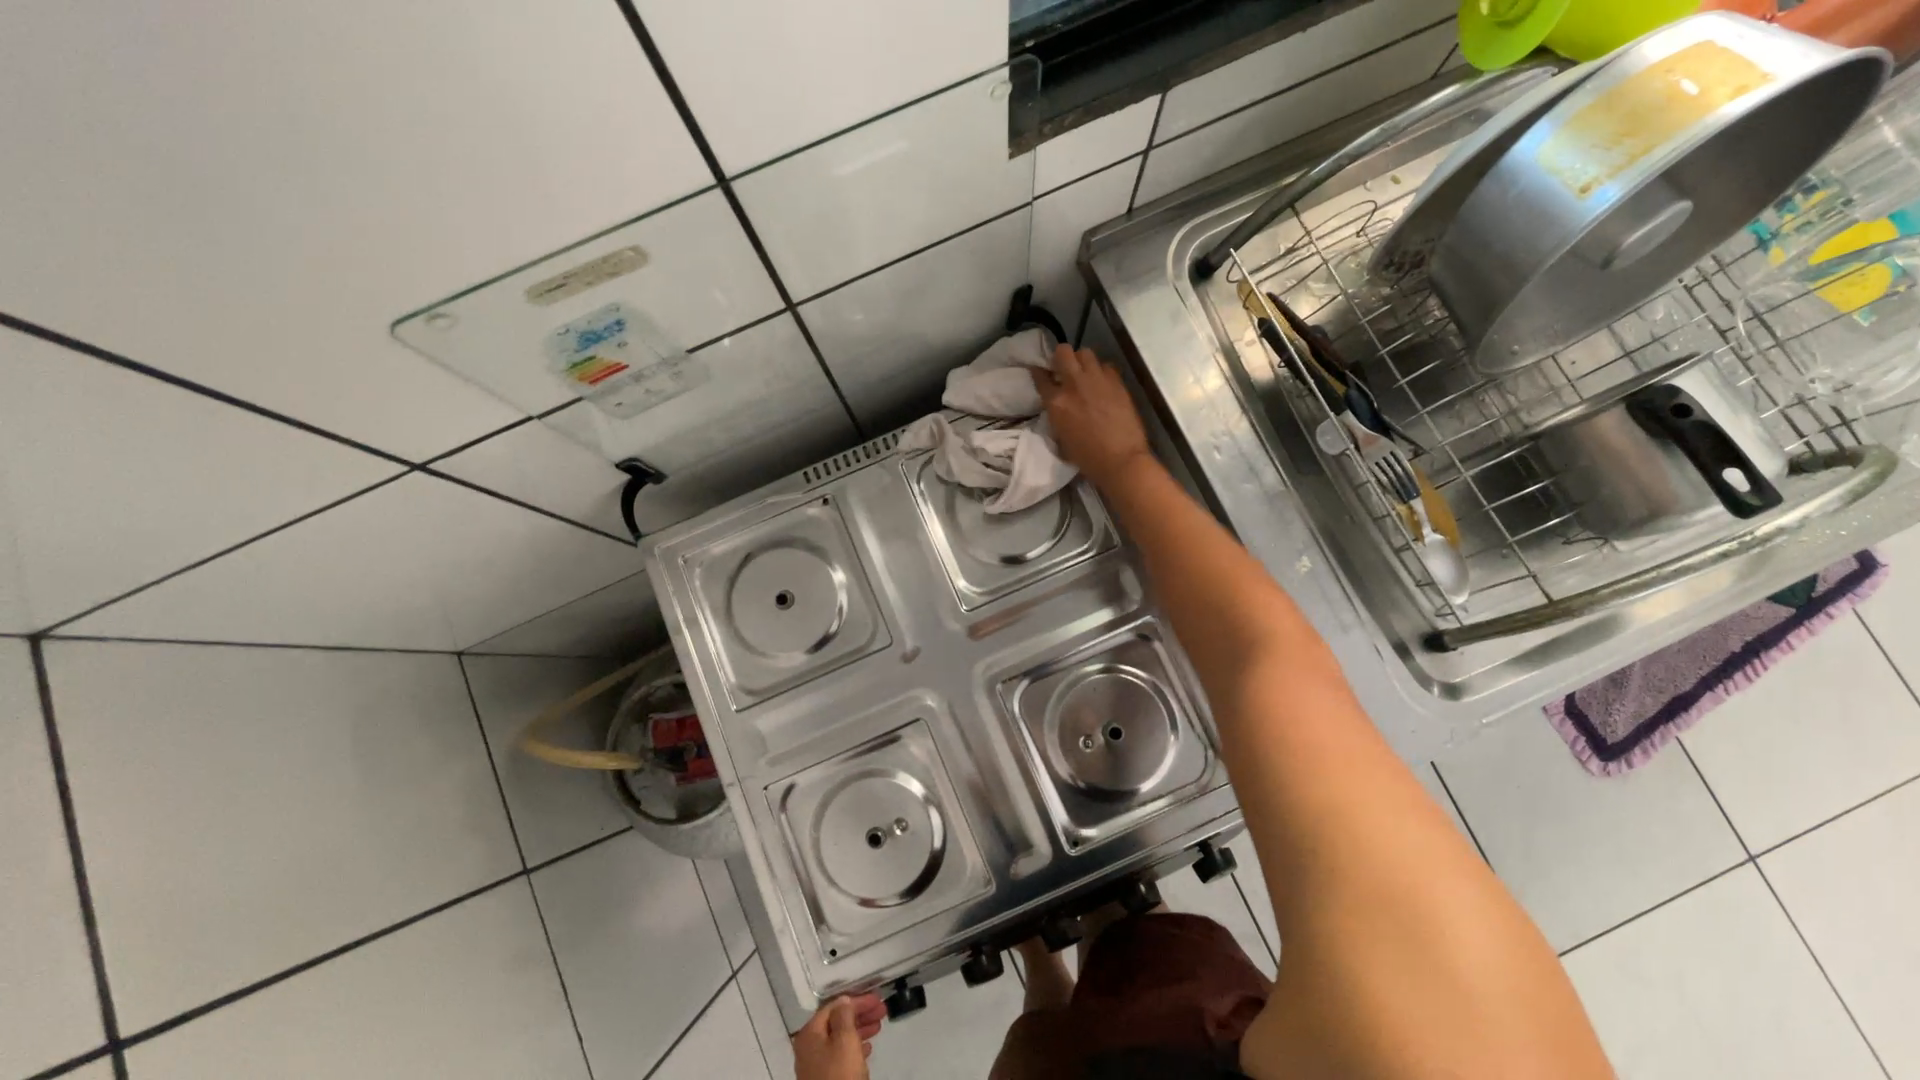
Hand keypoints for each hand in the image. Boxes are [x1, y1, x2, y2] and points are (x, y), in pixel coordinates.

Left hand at [793, 994, 885, 1079]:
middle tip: (881, 1011)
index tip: (877, 999)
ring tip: (878, 1026)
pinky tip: (868, 1048)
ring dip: (859, 1029)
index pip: (834, 1007)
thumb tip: (844, 1000)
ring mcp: (815, 1063)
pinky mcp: (824, 1077)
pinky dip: (855, 1047)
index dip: (856, 1000)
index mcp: (810, 1033)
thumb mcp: (845, 1040)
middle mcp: (809, 1046)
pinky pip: (840, 1054)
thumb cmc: (840, 1074)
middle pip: (836, 1021)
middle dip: (859, 1014)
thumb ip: (845, 1016)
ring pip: (839, 1038)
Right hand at [1033, 344, 1152, 490]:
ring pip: (1085, 353)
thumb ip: (1057, 416)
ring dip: (1082, 361)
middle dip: (1061, 356)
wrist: (1121, 460)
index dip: (1039, 371)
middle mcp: (1074, 384)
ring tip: (1084, 372)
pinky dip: (1102, 371)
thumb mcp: (1061, 438)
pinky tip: (1103, 383)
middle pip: (1063, 352)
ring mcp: (1097, 380)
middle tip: (1064, 367)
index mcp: (1056, 402)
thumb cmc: (1087, 458)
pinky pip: (1106, 366)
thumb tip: (1059, 406)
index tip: (1040, 371)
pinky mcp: (1117, 381)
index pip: (1040, 376)